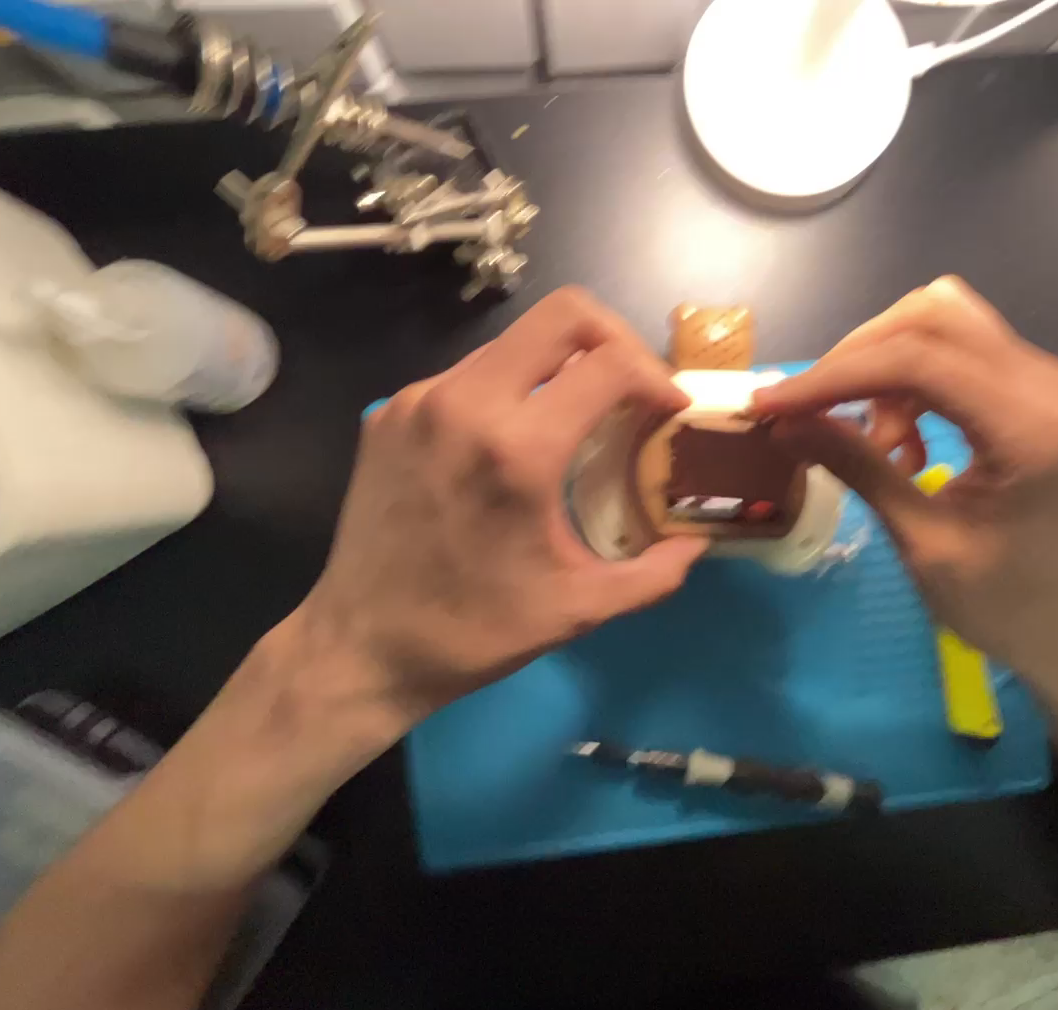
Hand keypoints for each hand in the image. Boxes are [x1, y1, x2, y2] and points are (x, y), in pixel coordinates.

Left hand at [302, 287, 709, 721]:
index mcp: (517, 450)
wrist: (362, 646)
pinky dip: (511, 390)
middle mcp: (464, 403)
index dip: (657, 378)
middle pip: (562, 315)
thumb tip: (696, 542)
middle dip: (617, 339)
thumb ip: (654, 574)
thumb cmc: (474, 631)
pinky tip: (517, 440)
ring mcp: (418, 401)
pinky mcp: (389, 412)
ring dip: (562, 366)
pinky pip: (469, 374)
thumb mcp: (579, 609)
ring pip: (513, 342)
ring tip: (581, 417)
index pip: (609, 364)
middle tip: (636, 388)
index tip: (670, 411)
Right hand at [751, 277, 1057, 693]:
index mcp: (1031, 425)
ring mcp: (1047, 380)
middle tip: (809, 413)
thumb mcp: (920, 540)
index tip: (772, 404)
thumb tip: (783, 424)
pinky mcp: (1034, 390)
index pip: (916, 360)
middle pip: (930, 318)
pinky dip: (908, 383)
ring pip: (941, 324)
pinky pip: (956, 353)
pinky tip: (899, 442)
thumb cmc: (1001, 603)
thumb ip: (856, 467)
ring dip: (882, 368)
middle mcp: (1049, 382)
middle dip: (854, 359)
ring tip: (869, 441)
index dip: (834, 375)